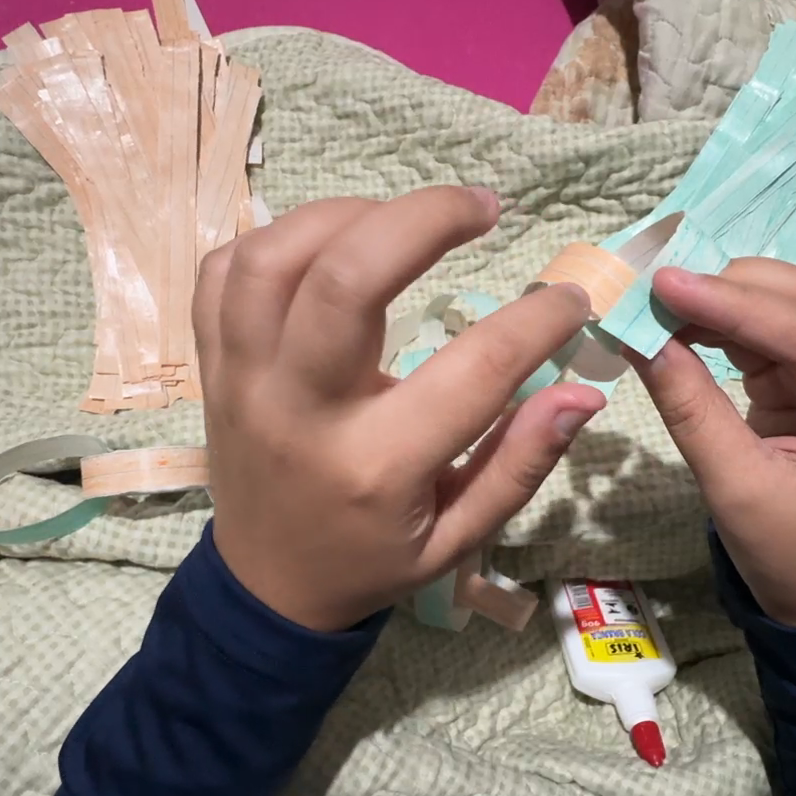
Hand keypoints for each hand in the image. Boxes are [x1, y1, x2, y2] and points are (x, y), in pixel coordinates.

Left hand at [195, 187, 605, 631]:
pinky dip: (276, 238)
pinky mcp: (213, 367)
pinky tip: (327, 247)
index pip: (474, 368)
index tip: (570, 298)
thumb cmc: (372, 561)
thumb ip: (520, 464)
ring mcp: (242, 383)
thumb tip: (583, 392)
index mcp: (376, 465)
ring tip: (400, 219)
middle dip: (426, 217)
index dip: (538, 320)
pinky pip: (223, 274)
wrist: (267, 588)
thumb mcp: (458, 538)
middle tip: (482, 207)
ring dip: (346, 215)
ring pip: (272, 259)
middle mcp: (301, 411)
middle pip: (346, 278)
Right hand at [631, 259, 795, 627]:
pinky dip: (733, 318)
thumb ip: (692, 408)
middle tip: (658, 287)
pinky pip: (782, 325)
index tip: (666, 282)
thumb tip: (640, 339)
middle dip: (736, 289)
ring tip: (666, 299)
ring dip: (733, 296)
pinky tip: (689, 316)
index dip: (737, 304)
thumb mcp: (736, 487)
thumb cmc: (790, 552)